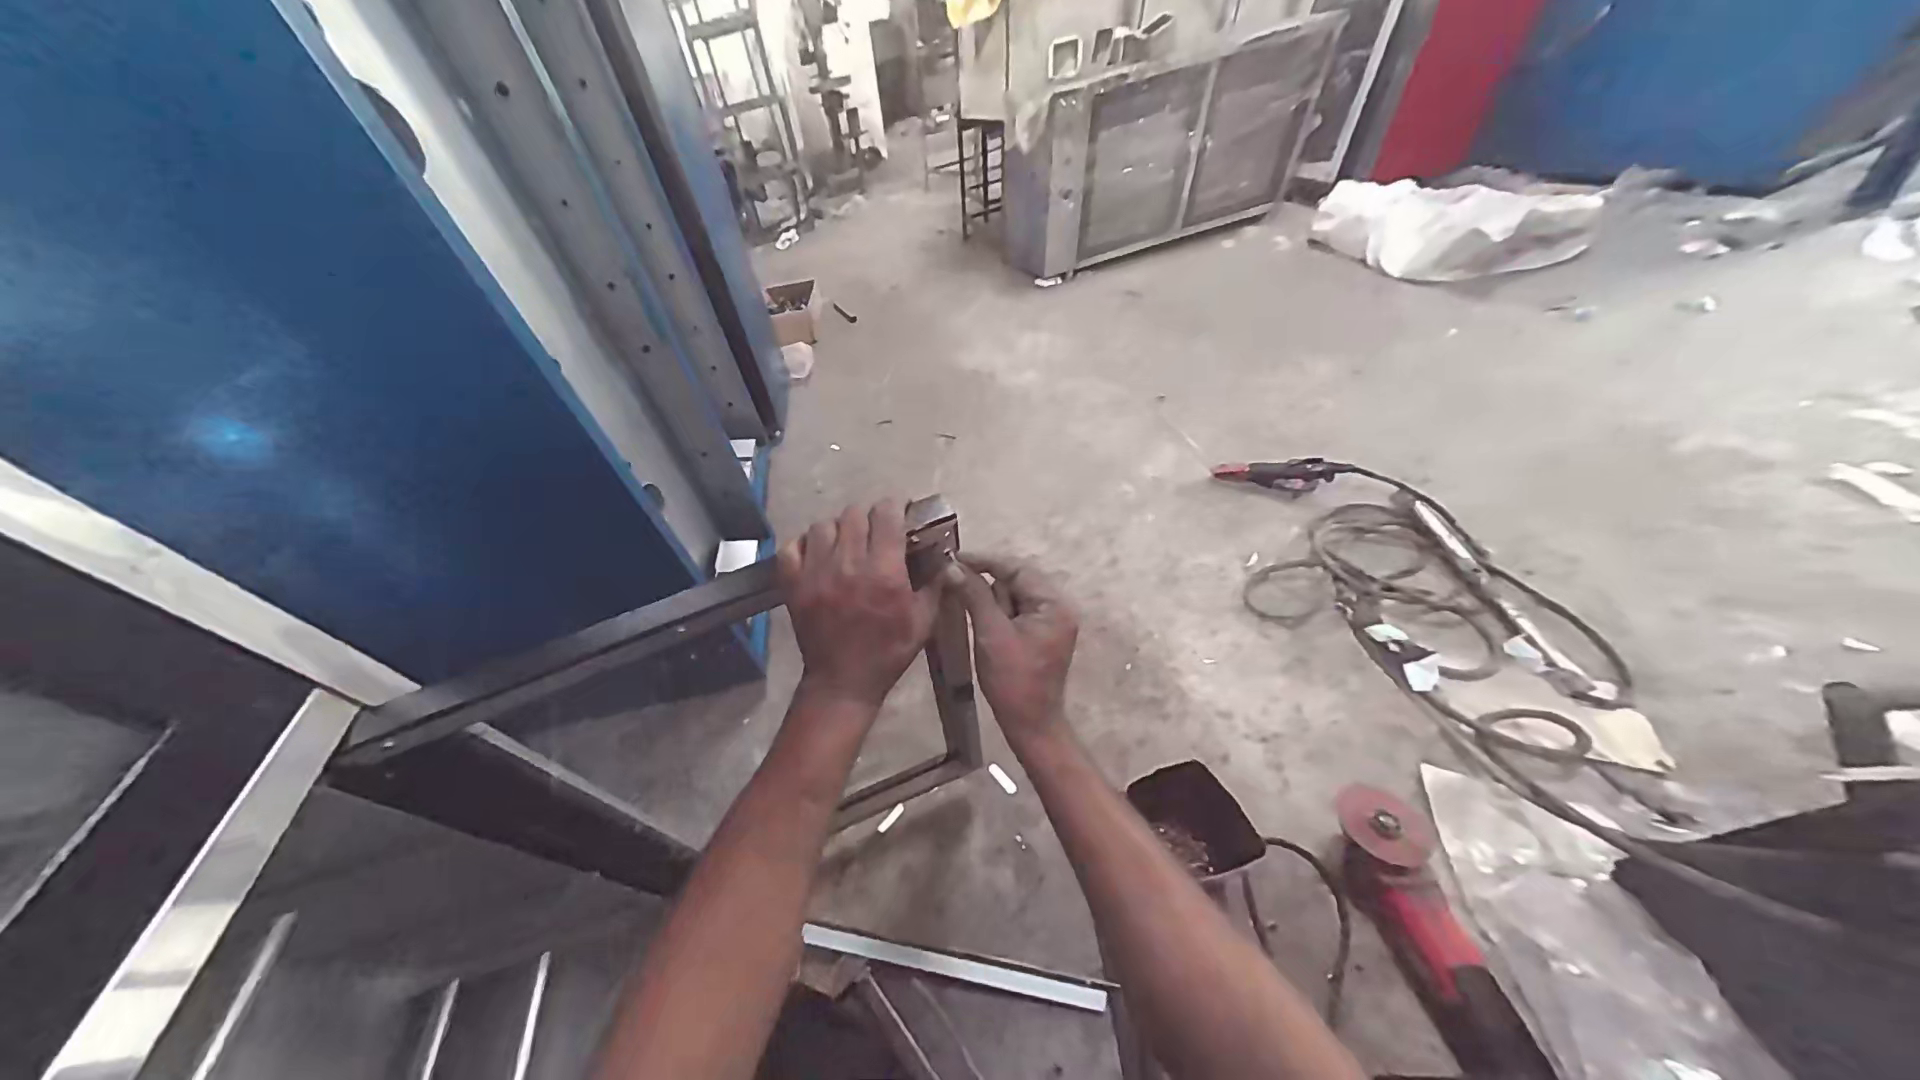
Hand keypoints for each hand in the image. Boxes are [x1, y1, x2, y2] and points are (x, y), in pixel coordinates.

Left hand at [778, 500, 941, 709]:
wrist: (843, 681)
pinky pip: (792, 547)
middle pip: (854, 514)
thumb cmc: (888, 652)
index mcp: (884, 572)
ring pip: (823, 525)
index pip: (886, 515)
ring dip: (839, 528)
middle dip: (869, 516)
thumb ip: (935, 583)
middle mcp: (848, 565)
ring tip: (847, 542)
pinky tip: (819, 553)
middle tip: (875, 530)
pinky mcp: (793, 584)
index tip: (900, 512)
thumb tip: (944, 553)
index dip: (895, 507)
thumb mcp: (924, 621)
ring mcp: (816, 573)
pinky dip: (805, 544)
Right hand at [946, 554, 1078, 740]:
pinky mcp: (1042, 633)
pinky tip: (984, 625)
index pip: (1018, 567)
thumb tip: (952, 567)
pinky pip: (1017, 611)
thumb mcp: (991, 633)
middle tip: (958, 589)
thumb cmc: (1012, 680)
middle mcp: (1059, 606)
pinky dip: (998, 613)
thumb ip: (974, 595)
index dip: (985, 561)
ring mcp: (1052, 620)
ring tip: (979, 623)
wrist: (1030, 723)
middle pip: (1017, 579)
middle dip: (988, 585)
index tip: (954, 559)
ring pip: (1014, 595)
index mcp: (1054, 603)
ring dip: (992, 601)